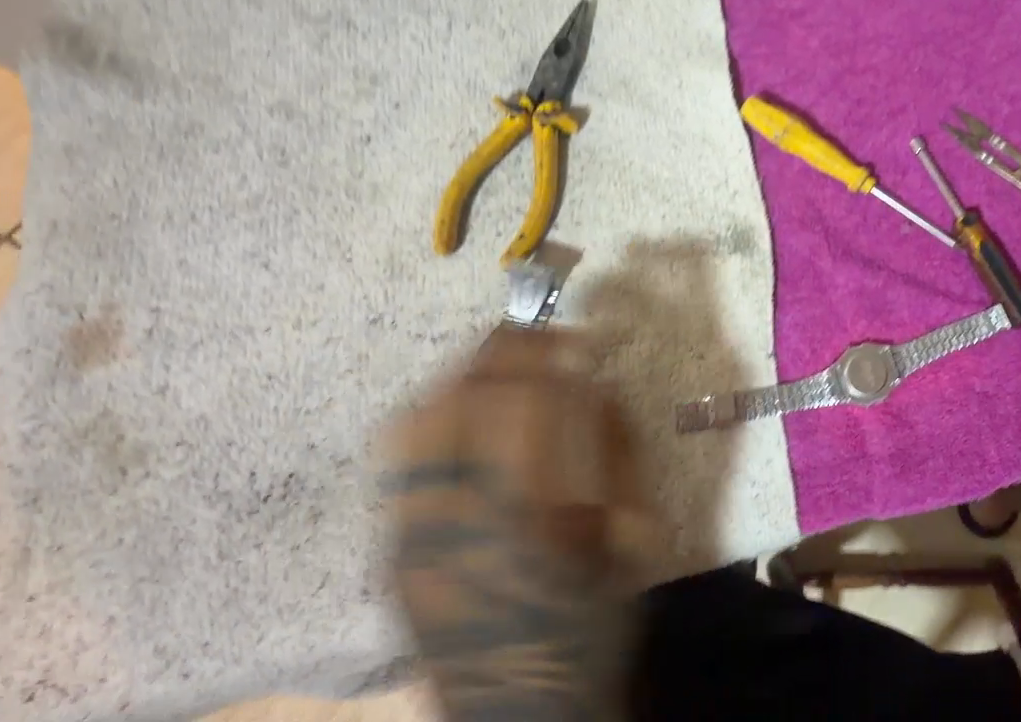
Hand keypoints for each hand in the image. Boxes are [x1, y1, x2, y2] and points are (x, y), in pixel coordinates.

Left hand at [382, 325, 654, 718]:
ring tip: (502, 367)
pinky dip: (436, 417)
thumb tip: (598, 389)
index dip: (550, 358)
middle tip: (542, 337)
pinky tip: (468, 415)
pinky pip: (402, 459)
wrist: (519, 712)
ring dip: (462, 378)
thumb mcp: (628, 544)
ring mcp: (409, 532)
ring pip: (413, 422)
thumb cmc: (593, 629)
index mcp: (522, 517)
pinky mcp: (392, 547)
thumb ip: (614, 458)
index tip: (579, 340)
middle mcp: (451, 516)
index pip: (521, 405)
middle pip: (458, 401)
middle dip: (502, 353)